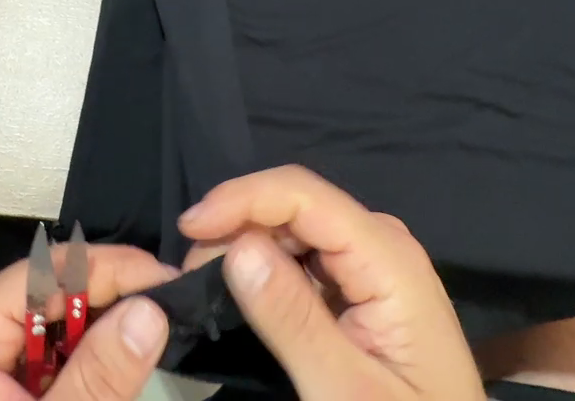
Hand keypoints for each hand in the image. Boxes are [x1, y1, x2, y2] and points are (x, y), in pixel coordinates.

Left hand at [0, 243, 177, 400]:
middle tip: (172, 309)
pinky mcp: (3, 369)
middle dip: (114, 294)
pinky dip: (89, 353)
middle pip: (57, 286)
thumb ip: (95, 378)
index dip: (110, 265)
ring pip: (62, 314)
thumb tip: (151, 312)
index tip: (168, 278)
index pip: (48, 270)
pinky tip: (117, 362)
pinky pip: (55, 344)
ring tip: (153, 332)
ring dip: (106, 324)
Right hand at [179, 165, 485, 399]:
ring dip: (243, 245)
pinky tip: (238, 295)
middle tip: (188, 278)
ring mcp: (370, 261)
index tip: (187, 230)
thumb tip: (236, 246)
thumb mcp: (346, 392)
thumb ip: (294, 320)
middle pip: (292, 205)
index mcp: (387, 256)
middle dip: (235, 226)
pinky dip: (262, 267)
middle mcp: (379, 242)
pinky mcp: (359, 284)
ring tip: (203, 287)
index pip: (302, 194)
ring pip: (291, 227)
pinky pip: (301, 255)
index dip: (240, 198)